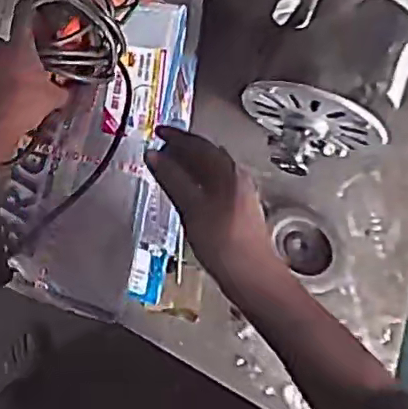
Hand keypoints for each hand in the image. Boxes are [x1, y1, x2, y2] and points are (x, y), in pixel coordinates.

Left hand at [0, 0, 69, 162]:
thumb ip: (63, 91)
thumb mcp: (52, 99)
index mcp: (20, 47)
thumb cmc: (23, 106)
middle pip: (4, 40)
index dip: (28, 10)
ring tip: (13, 81)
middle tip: (26, 61)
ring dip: (0, 66)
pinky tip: (0, 94)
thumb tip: (69, 92)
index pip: (23, 18)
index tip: (29, 6)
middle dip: (13, 49)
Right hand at [145, 127, 287, 295]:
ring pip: (211, 167)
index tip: (159, 131)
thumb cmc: (223, 243)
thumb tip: (154, 156)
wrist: (252, 277)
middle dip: (183, 147)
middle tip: (161, 145)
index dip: (176, 136)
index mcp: (227, 172)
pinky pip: (214, 181)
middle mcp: (237, 178)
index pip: (198, 144)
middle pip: (207, 153)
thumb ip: (171, 178)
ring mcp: (240, 193)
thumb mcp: (190, 207)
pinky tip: (186, 186)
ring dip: (190, 162)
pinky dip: (197, 177)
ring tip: (169, 163)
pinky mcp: (239, 207)